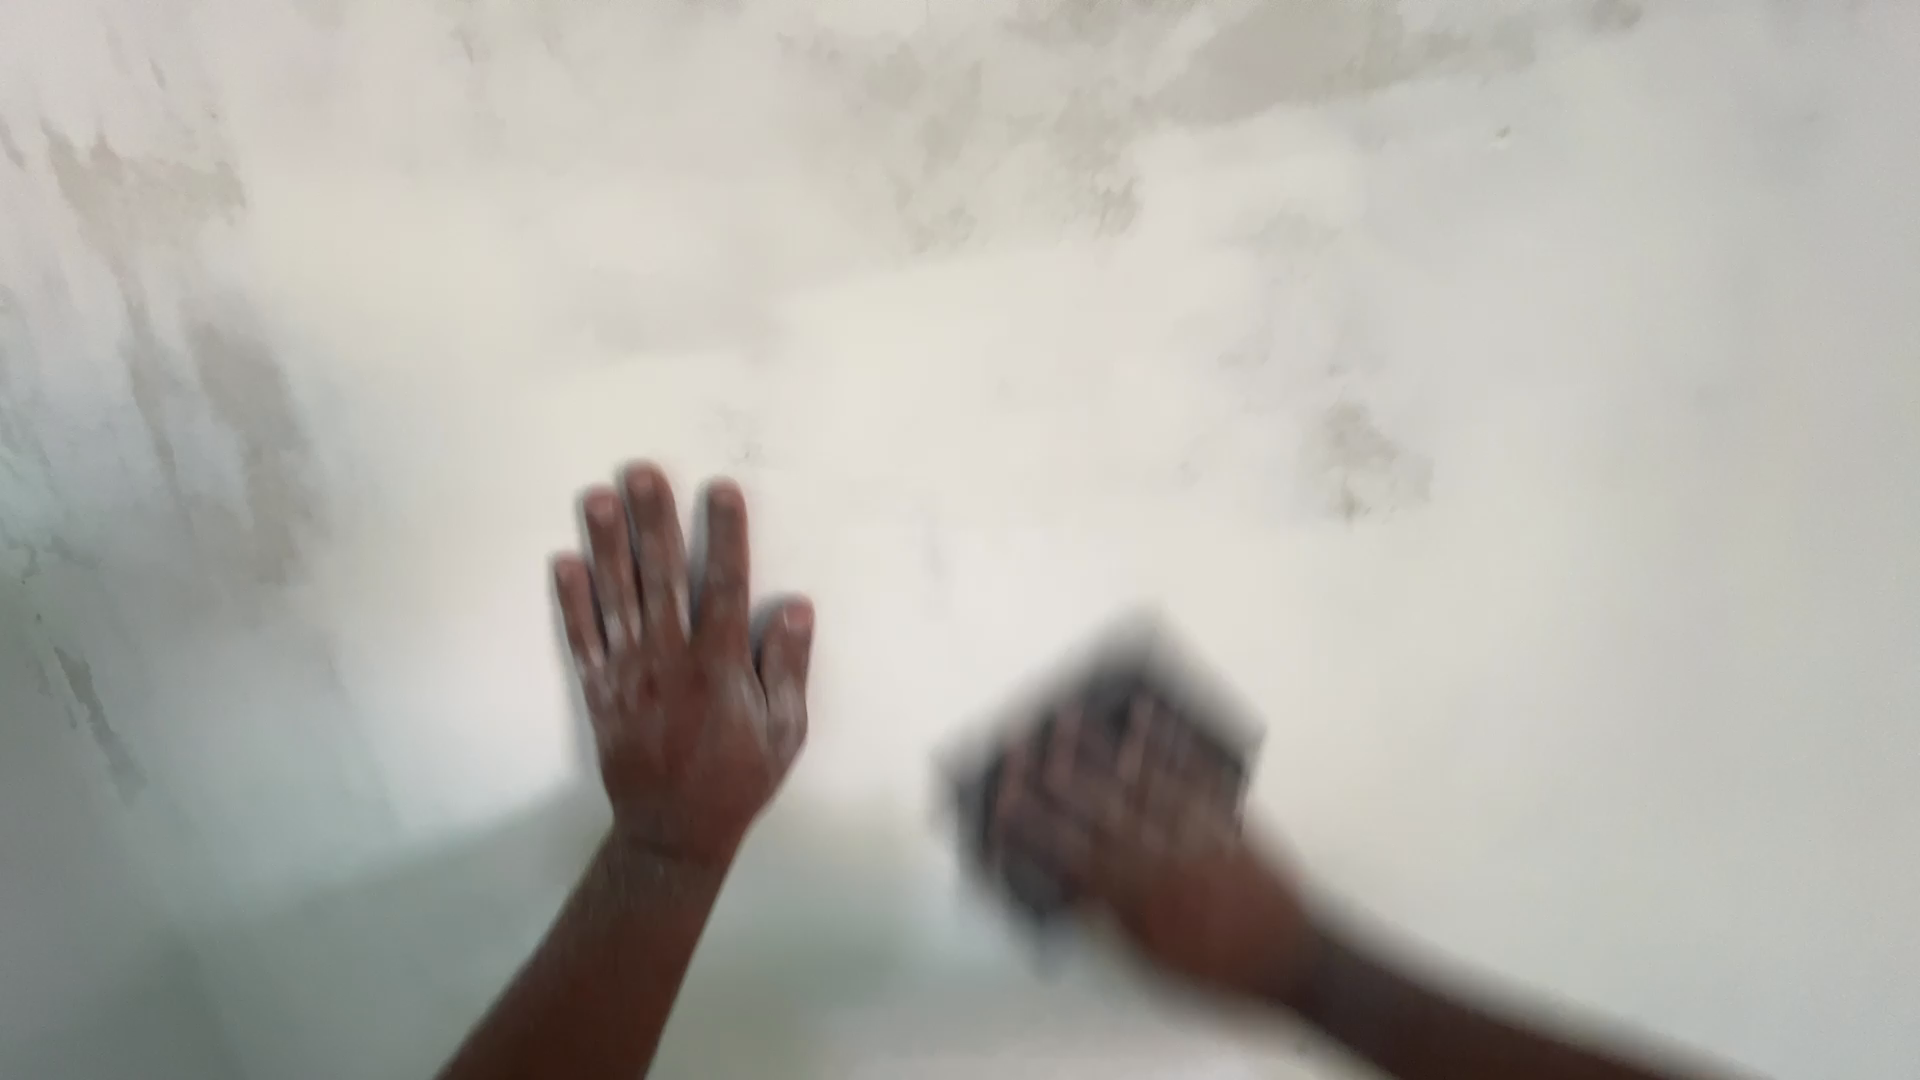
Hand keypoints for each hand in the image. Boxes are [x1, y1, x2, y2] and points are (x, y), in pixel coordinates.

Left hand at [552, 464, 812, 868]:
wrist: (673, 833)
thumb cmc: (740, 777)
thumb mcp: (786, 731)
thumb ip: (789, 668)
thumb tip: (798, 608)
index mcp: (720, 666)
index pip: (727, 586)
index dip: (726, 535)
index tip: (721, 490)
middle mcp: (670, 660)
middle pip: (662, 579)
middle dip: (653, 521)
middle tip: (640, 472)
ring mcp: (628, 675)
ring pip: (616, 599)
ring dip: (606, 546)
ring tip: (596, 498)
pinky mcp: (599, 692)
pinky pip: (582, 640)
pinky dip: (571, 601)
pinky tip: (563, 562)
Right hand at [992, 709, 1319, 1004]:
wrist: (1295, 960)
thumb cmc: (1216, 970)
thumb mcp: (1150, 960)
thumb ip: (1107, 916)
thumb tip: (1068, 880)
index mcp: (1136, 898)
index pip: (1067, 855)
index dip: (1029, 828)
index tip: (1000, 800)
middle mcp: (1157, 856)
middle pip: (1093, 808)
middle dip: (1050, 776)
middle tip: (1020, 745)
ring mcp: (1190, 828)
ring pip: (1134, 780)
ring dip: (1099, 746)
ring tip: (1070, 715)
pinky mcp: (1219, 811)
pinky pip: (1189, 769)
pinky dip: (1164, 739)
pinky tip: (1145, 712)